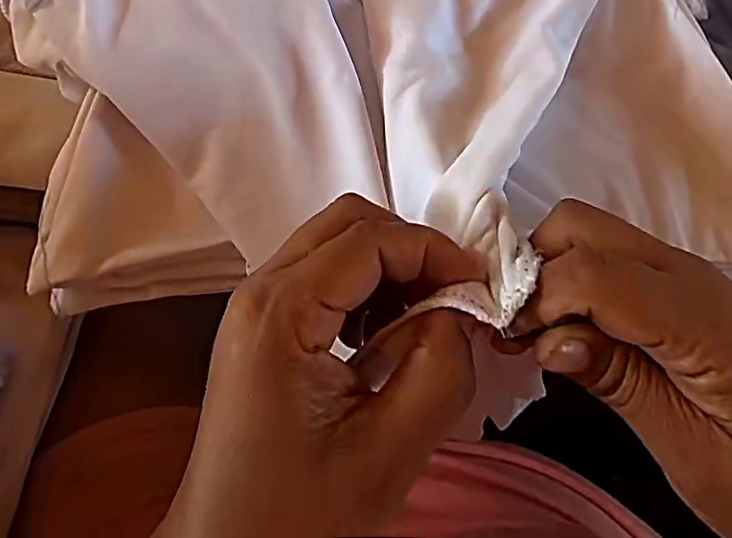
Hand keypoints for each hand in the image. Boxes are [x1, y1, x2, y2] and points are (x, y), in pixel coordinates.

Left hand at [157, 194, 484, 537]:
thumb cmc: (294, 518)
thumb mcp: (386, 455)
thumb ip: (438, 370)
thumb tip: (458, 311)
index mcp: (280, 310)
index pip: (367, 240)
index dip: (431, 250)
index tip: (477, 282)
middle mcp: (259, 290)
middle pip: (345, 223)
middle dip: (409, 247)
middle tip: (454, 291)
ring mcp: (255, 302)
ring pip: (334, 242)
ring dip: (388, 265)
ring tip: (425, 318)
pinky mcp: (262, 322)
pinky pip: (321, 274)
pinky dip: (364, 286)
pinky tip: (386, 336)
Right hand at [508, 200, 731, 537]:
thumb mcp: (692, 454)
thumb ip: (616, 381)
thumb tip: (544, 337)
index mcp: (701, 316)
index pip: (590, 271)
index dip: (538, 297)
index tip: (511, 340)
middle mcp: (688, 273)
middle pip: (579, 224)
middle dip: (535, 266)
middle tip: (519, 327)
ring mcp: (683, 272)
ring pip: (586, 231)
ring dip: (547, 269)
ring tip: (534, 330)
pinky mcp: (675, 285)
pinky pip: (604, 255)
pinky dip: (569, 277)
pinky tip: (564, 325)